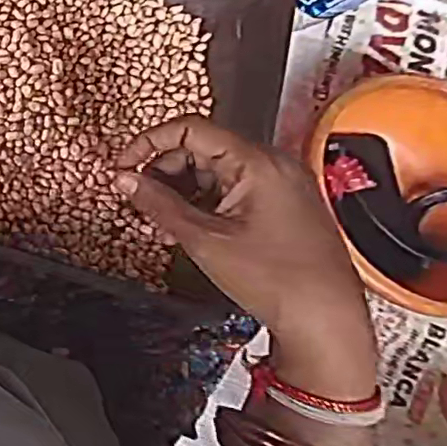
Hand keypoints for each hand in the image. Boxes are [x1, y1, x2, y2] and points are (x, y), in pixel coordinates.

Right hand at [114, 117, 377, 400]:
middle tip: (136, 198)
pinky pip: (227, 187)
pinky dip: (199, 201)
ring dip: (177, 189)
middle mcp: (271, 164)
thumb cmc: (276, 279)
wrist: (322, 316)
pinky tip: (184, 226)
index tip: (124, 166)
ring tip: (160, 220)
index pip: (189, 129)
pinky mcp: (277, 201)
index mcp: (257, 163)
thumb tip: (124, 179)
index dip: (148, 143)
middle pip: (198, 148)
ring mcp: (276, 183)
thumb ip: (157, 203)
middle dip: (160, 171)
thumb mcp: (201, 238)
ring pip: (210, 169)